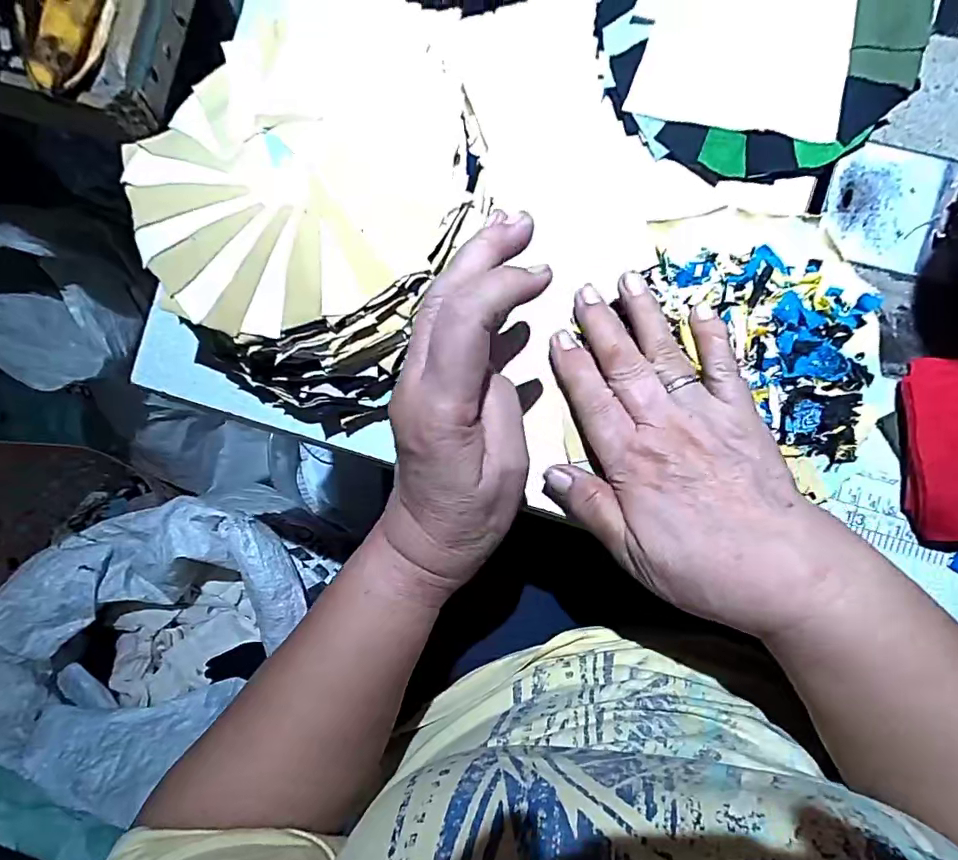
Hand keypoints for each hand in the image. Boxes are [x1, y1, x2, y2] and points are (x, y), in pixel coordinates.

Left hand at [374, 210, 551, 601]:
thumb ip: (500, 400)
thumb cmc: (470, 515)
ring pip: (436, 312)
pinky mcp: (421, 389)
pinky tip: (500, 297)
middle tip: (521, 222)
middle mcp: (416, 383)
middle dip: (480, 256)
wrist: (423, 539)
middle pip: (441, 301)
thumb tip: (500, 353)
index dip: (503, 284)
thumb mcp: (503, 464)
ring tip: (510, 238)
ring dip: (470, 271)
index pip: (464, 317)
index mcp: (439, 402)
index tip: (544, 273)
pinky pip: (442, 335)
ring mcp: (412, 384)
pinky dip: (469, 305)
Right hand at [544, 272, 880, 638]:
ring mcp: (707, 419)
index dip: (572, 366)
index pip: (592, 402)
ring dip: (648, 318)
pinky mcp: (744, 421)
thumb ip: (589, 506)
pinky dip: (714, 337)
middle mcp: (665, 428)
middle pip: (626, 369)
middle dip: (603, 327)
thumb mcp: (627, 550)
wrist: (786, 570)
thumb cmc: (695, 566)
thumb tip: (549, 472)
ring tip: (632, 282)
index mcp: (630, 461)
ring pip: (669, 358)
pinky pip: (726, 371)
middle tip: (585, 290)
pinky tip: (702, 310)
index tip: (557, 333)